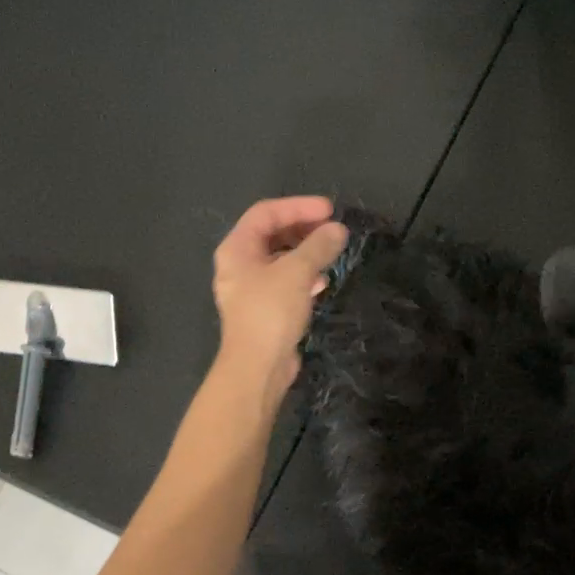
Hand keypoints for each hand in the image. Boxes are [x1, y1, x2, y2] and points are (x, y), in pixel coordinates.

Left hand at [210, 196, 348, 401]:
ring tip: (331, 254)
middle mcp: (238, 265)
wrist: (258, 367)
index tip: (330, 211)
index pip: (267, 213)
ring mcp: (249, 290)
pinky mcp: (263, 312)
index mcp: (237, 248)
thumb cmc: (271, 312)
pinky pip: (284, 284)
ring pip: (279, 261)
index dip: (299, 207)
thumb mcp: (297, 272)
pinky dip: (303, 278)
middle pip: (272, 235)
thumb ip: (318, 246)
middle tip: (332, 231)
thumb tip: (338, 230)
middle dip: (303, 230)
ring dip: (306, 254)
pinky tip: (322, 283)